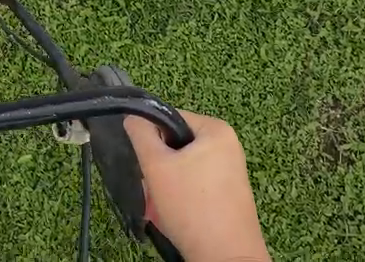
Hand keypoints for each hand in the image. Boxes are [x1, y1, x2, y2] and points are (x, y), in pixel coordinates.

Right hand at [126, 111, 269, 261]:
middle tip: (151, 184)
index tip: (146, 162)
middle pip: (176, 144)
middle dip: (159, 164)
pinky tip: (173, 212)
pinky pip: (196, 183)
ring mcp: (231, 172)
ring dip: (166, 182)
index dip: (151, 137)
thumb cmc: (192, 207)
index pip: (169, 119)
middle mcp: (228, 146)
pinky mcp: (230, 195)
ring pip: (183, 166)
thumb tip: (133, 117)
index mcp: (216, 130)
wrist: (227, 260)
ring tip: (160, 203)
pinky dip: (181, 194)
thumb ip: (140, 133)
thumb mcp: (156, 164)